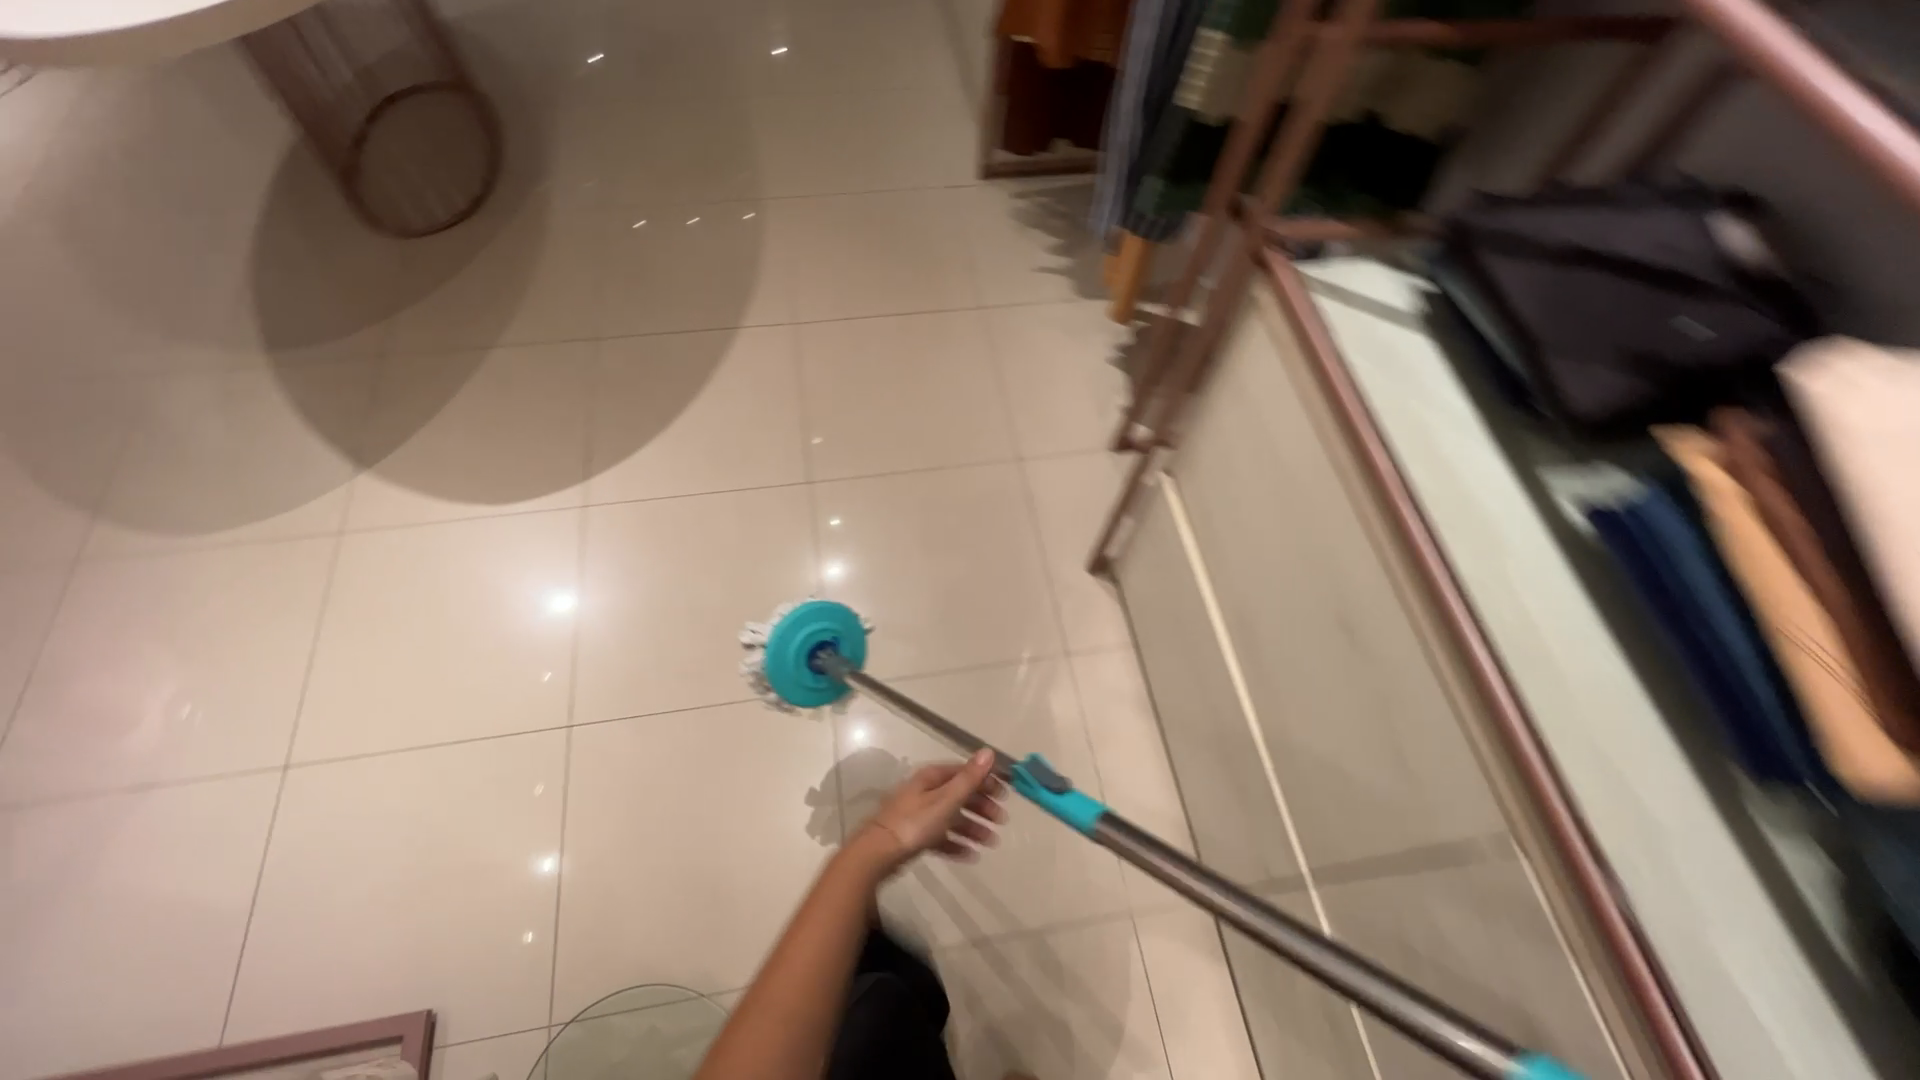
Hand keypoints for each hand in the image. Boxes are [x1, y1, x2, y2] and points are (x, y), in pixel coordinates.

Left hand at [859, 749, 1007, 869]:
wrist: (878, 852)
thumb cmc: (915, 823)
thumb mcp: (946, 800)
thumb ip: (969, 778)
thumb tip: (988, 751)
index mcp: (932, 778)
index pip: (965, 773)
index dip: (986, 781)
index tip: (1005, 796)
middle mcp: (926, 792)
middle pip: (960, 795)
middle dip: (982, 807)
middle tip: (1002, 821)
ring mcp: (919, 814)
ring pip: (952, 818)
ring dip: (974, 828)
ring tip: (991, 842)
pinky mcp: (915, 835)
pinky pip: (941, 836)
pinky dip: (957, 843)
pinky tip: (971, 855)